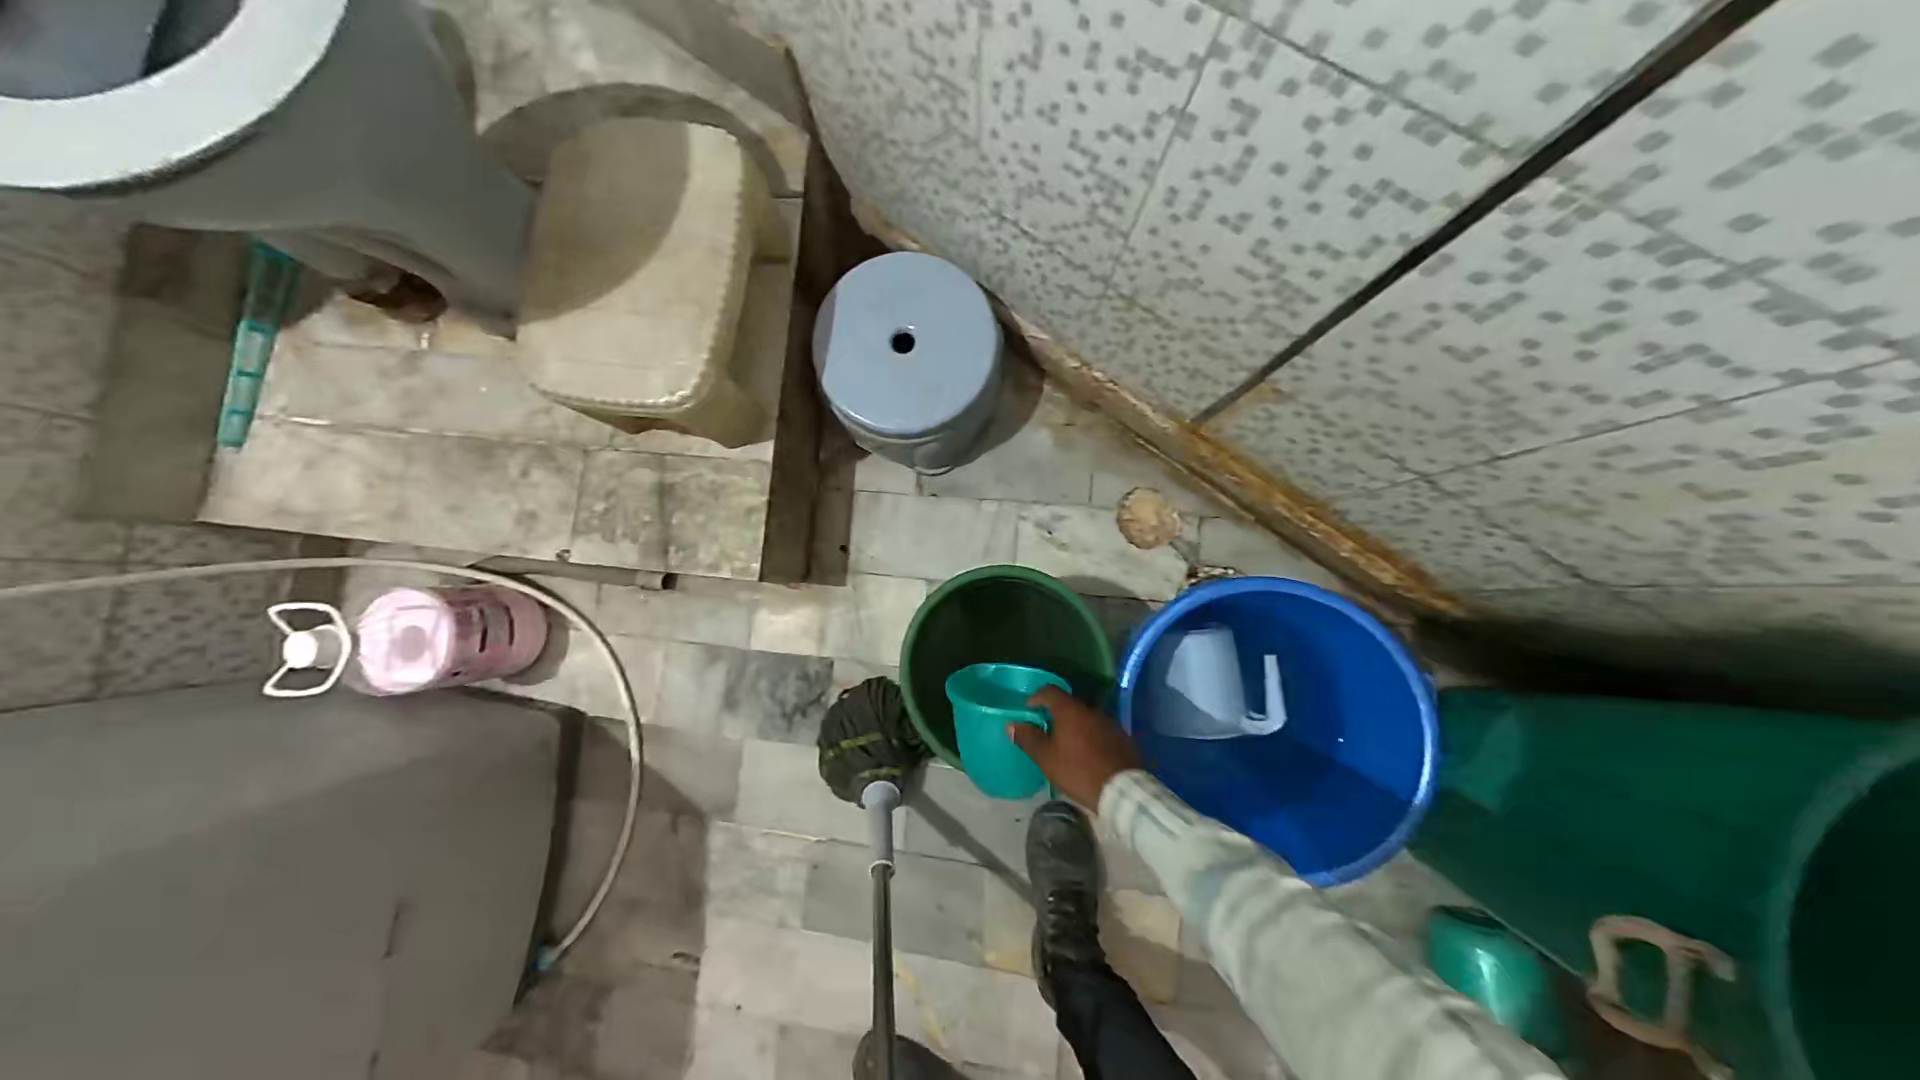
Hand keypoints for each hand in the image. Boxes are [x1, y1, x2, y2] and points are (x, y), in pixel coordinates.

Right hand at [1009, 686, 1141, 807]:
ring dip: (1075, 726)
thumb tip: (1012, 724)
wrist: (1122, 790)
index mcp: (1070, 711)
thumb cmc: (1078, 771)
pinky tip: (1088, 753)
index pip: (1050, 691)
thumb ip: (1028, 739)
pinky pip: (1101, 730)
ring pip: (1086, 718)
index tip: (1029, 710)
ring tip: (1067, 744)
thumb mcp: (1047, 758)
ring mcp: (1109, 723)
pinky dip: (1091, 736)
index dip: (1036, 697)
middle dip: (1056, 714)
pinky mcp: (1123, 737)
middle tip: (1046, 730)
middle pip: (1069, 704)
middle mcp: (1091, 710)